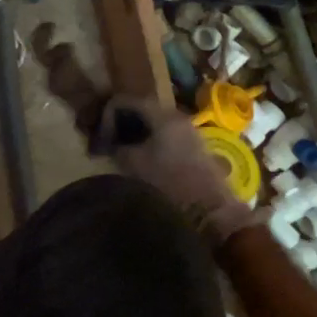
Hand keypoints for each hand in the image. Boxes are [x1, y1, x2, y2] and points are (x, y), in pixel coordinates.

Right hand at [94, 97, 258, 242]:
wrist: (216, 215)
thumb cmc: (170, 183)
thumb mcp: (133, 163)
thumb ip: (116, 146)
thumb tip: (107, 141)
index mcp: (162, 114)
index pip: (124, 101)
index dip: (106, 116)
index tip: (100, 136)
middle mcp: (178, 116)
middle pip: (140, 111)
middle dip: (120, 125)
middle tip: (107, 142)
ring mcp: (191, 133)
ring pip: (154, 125)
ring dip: (136, 135)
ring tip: (123, 153)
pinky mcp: (198, 150)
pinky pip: (167, 137)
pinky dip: (151, 143)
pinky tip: (143, 161)